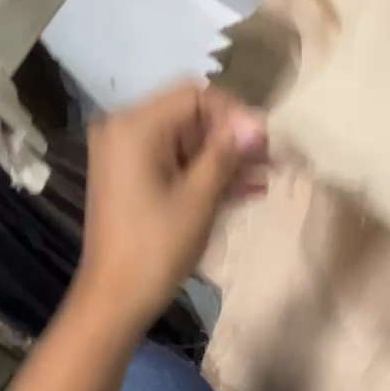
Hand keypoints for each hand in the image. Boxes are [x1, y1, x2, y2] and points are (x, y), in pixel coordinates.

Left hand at [72, 82, 267, 324]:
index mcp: (136, 126)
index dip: (235, 114)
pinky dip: (204, 173)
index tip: (266, 143)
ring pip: (185, 142)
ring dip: (223, 158)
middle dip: (232, 137)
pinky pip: (174, 163)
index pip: (194, 96)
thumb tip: (257, 124)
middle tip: (272, 160)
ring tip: (265, 176)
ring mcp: (127, 155)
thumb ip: (226, 155)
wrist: (117, 295)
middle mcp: (125, 129)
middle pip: (189, 117)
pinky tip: (243, 188)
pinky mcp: (133, 179)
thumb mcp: (198, 199)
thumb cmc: (157, 247)